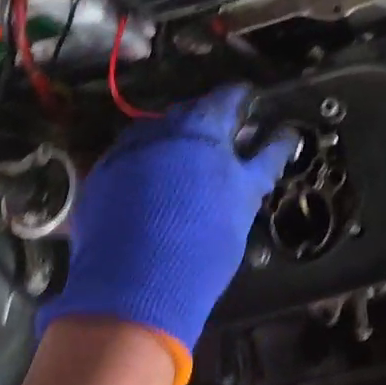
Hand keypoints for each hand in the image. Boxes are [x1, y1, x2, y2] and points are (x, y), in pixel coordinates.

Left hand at [37, 85, 291, 373]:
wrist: (134, 289)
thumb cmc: (205, 241)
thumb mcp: (246, 199)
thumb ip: (263, 163)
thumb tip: (284, 137)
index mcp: (205, 126)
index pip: (230, 96)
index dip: (243, 98)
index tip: (251, 105)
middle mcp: (164, 127)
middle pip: (191, 111)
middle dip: (208, 121)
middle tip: (222, 140)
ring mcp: (127, 149)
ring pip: (158, 132)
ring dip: (175, 142)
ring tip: (186, 166)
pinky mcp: (100, 175)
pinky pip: (130, 157)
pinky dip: (146, 164)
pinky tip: (152, 188)